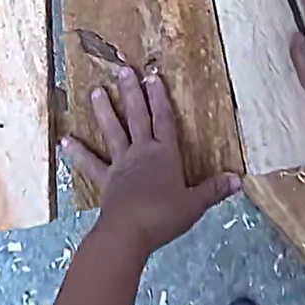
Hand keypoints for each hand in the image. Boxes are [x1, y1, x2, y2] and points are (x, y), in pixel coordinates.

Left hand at [62, 64, 240, 256]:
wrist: (126, 235)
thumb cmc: (163, 216)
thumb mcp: (195, 204)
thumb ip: (215, 189)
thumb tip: (239, 179)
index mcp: (165, 153)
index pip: (164, 118)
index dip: (160, 96)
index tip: (153, 75)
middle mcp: (142, 152)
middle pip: (137, 117)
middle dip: (132, 92)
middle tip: (123, 69)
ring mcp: (121, 165)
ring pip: (113, 132)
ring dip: (104, 111)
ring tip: (95, 91)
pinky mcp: (105, 181)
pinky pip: (90, 164)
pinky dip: (77, 152)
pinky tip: (65, 140)